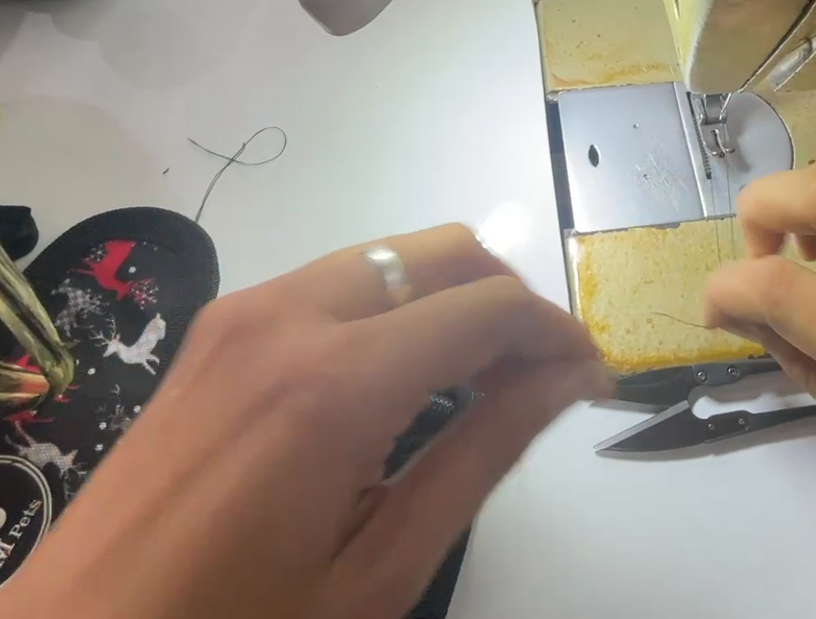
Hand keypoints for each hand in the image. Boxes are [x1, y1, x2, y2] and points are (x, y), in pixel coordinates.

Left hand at [0, 224, 610, 618]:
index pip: (487, 307)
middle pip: (445, 250)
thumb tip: (567, 379)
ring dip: (456, 296)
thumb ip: (485, 450)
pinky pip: (343, 280)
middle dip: (511, 298)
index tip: (591, 376)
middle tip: (540, 372)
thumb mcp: (380, 565)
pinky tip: (405, 373)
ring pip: (396, 255)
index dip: (556, 332)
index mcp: (336, 382)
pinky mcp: (225, 318)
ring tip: (481, 376)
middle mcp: (293, 312)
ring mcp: (250, 306)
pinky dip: (400, 305)